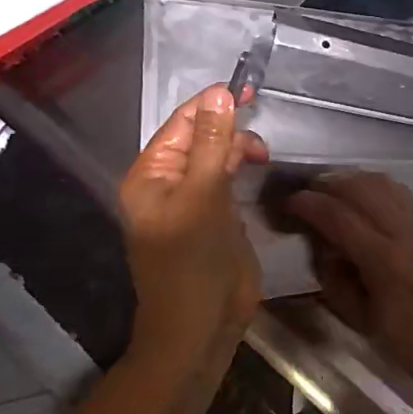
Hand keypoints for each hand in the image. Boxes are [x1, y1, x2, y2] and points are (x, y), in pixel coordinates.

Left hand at [119, 84, 267, 364]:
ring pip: (218, 155)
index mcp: (151, 174)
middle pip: (201, 136)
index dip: (212, 104)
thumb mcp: (204, 195)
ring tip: (261, 157)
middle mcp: (169, 182)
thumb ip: (214, 143)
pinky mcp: (216, 215)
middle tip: (260, 137)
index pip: (181, 123)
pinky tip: (259, 167)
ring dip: (240, 147)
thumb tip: (221, 94)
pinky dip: (244, 166)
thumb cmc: (193, 259)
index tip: (250, 90)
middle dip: (229, 128)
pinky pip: (229, 176)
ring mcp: (193, 199)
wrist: (202, 323)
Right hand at [283, 172, 412, 405]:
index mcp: (385, 260)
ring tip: (331, 188)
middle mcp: (405, 234)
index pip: (341, 217)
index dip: (311, 205)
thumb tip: (321, 247)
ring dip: (355, 180)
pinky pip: (401, 194)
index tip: (289, 201)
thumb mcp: (359, 319)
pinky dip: (377, 186)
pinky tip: (363, 196)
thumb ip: (336, 279)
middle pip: (364, 189)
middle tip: (307, 190)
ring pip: (386, 184)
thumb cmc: (406, 343)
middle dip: (331, 183)